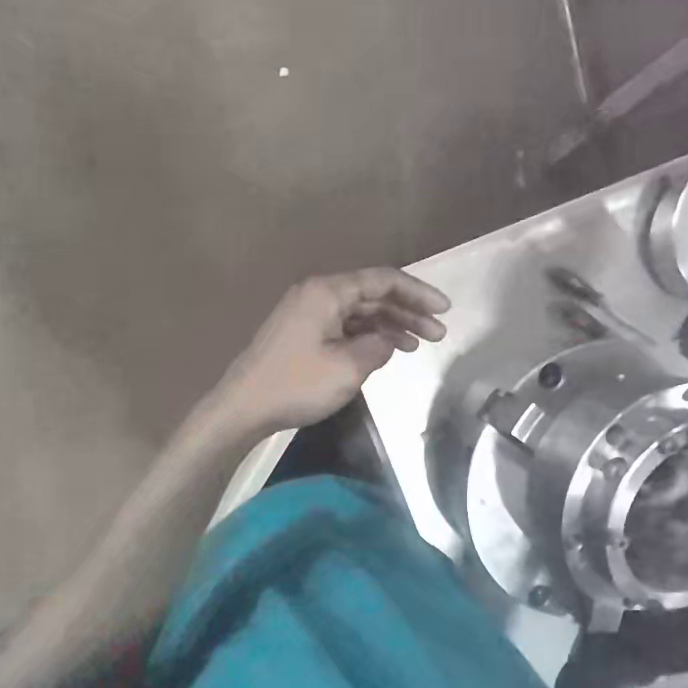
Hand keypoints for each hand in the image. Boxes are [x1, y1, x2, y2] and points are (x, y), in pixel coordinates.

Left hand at [204, 268, 449, 438]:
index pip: (383, 281)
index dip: (418, 293)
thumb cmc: (296, 385)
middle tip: (438, 334)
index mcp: (328, 292)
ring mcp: (308, 313)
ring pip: (360, 312)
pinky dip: (368, 336)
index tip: (444, 309)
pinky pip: (345, 326)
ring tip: (419, 345)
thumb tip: (388, 342)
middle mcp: (318, 294)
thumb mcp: (347, 369)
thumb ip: (378, 348)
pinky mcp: (303, 333)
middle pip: (373, 295)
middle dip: (408, 312)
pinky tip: (387, 351)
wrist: (243, 406)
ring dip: (390, 325)